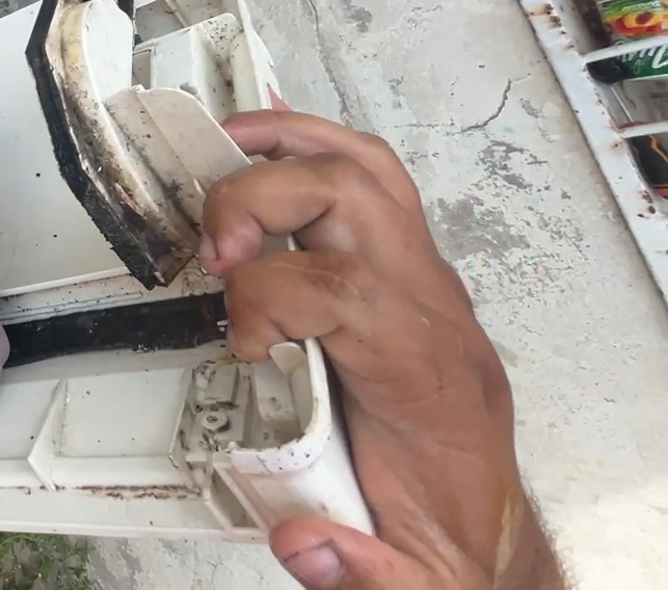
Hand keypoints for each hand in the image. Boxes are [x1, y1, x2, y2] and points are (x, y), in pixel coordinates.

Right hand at [203, 110, 560, 589]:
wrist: (481, 514)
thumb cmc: (438, 522)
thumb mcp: (417, 577)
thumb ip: (368, 574)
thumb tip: (302, 543)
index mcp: (426, 372)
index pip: (341, 291)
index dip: (263, 300)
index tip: (236, 339)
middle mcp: (429, 307)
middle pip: (347, 198)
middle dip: (253, 203)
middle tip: (209, 248)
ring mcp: (418, 274)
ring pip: (362, 165)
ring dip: (281, 146)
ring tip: (217, 156)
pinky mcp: (396, 262)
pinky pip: (363, 173)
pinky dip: (303, 143)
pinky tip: (258, 145)